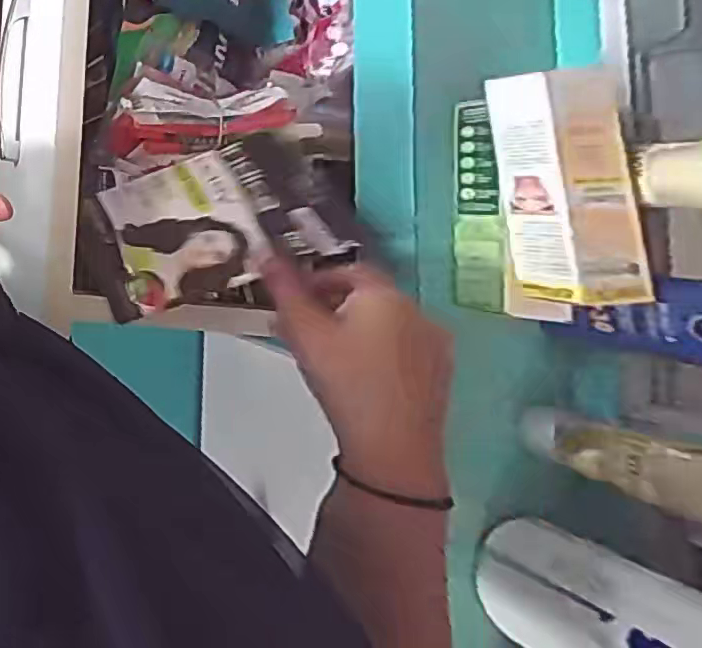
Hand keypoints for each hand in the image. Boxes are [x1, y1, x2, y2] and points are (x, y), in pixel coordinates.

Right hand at [261, 260, 451, 499]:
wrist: (391, 450)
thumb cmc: (345, 381)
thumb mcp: (302, 329)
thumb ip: (282, 287)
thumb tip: (264, 253)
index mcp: (386, 295)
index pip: (345, 269)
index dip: (313, 279)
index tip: (291, 298)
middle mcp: (416, 313)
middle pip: (364, 294)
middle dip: (327, 304)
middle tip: (299, 324)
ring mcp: (432, 345)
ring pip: (380, 322)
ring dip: (349, 326)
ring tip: (319, 350)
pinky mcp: (437, 374)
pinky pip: (397, 346)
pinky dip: (372, 349)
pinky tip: (350, 371)